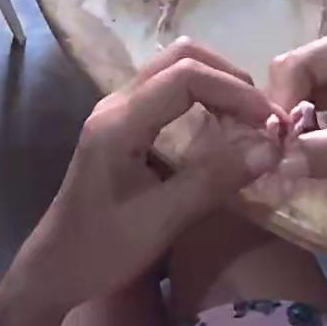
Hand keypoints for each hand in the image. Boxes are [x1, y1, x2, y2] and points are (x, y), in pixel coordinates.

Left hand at [2, 40, 280, 316]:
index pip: (185, 76)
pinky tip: (222, 125)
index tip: (269, 120)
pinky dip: (204, 96)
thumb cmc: (102, 250)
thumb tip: (271, 147)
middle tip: (261, 114)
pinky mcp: (125, 123)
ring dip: (217, 83)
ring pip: (175, 67)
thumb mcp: (162, 219)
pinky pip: (170, 89)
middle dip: (229, 78)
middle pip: (180, 56)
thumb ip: (215, 178)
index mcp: (120, 121)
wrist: (54, 269)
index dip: (234, 91)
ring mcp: (118, 109)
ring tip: (248, 117)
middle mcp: (117, 103)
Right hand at [266, 13, 326, 186]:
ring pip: (313, 94)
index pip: (302, 62)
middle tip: (277, 161)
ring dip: (299, 126)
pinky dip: (319, 133)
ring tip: (288, 162)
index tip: (273, 149)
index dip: (280, 102)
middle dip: (286, 114)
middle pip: (302, 75)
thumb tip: (280, 163)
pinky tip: (312, 157)